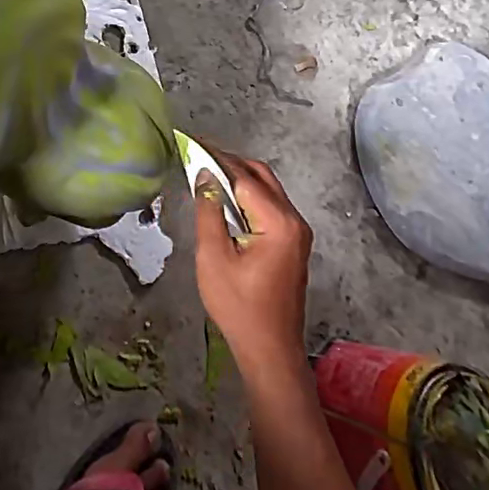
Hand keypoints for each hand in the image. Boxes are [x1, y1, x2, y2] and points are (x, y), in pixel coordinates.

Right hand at [192, 150, 313, 364]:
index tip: (191, 141)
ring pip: (267, 190)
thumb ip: (210, 210)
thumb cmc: (238, 305)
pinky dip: (246, 195)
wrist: (268, 348)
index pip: (244, 177)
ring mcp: (297, 233)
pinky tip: (223, 198)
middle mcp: (295, 222)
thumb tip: (205, 175)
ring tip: (205, 171)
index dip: (217, 157)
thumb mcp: (214, 256)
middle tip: (196, 153)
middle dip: (229, 161)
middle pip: (261, 176)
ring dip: (238, 177)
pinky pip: (269, 206)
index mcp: (279, 223)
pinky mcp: (292, 244)